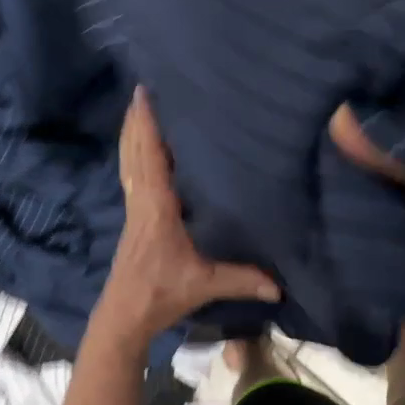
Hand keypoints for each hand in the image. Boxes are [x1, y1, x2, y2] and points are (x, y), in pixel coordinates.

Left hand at [95, 90, 281, 345]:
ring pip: (129, 161)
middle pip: (134, 150)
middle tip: (142, 89)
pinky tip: (140, 149)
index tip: (144, 93)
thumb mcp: (204, 284)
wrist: (124, 315)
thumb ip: (242, 279)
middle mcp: (142, 199)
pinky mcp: (133, 217)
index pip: (150, 156)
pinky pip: (131, 175)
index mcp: (157, 205)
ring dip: (132, 134)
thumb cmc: (161, 293)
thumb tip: (280, 283)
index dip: (146, 124)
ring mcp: (134, 207)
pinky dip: (133, 154)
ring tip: (138, 108)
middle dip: (136, 120)